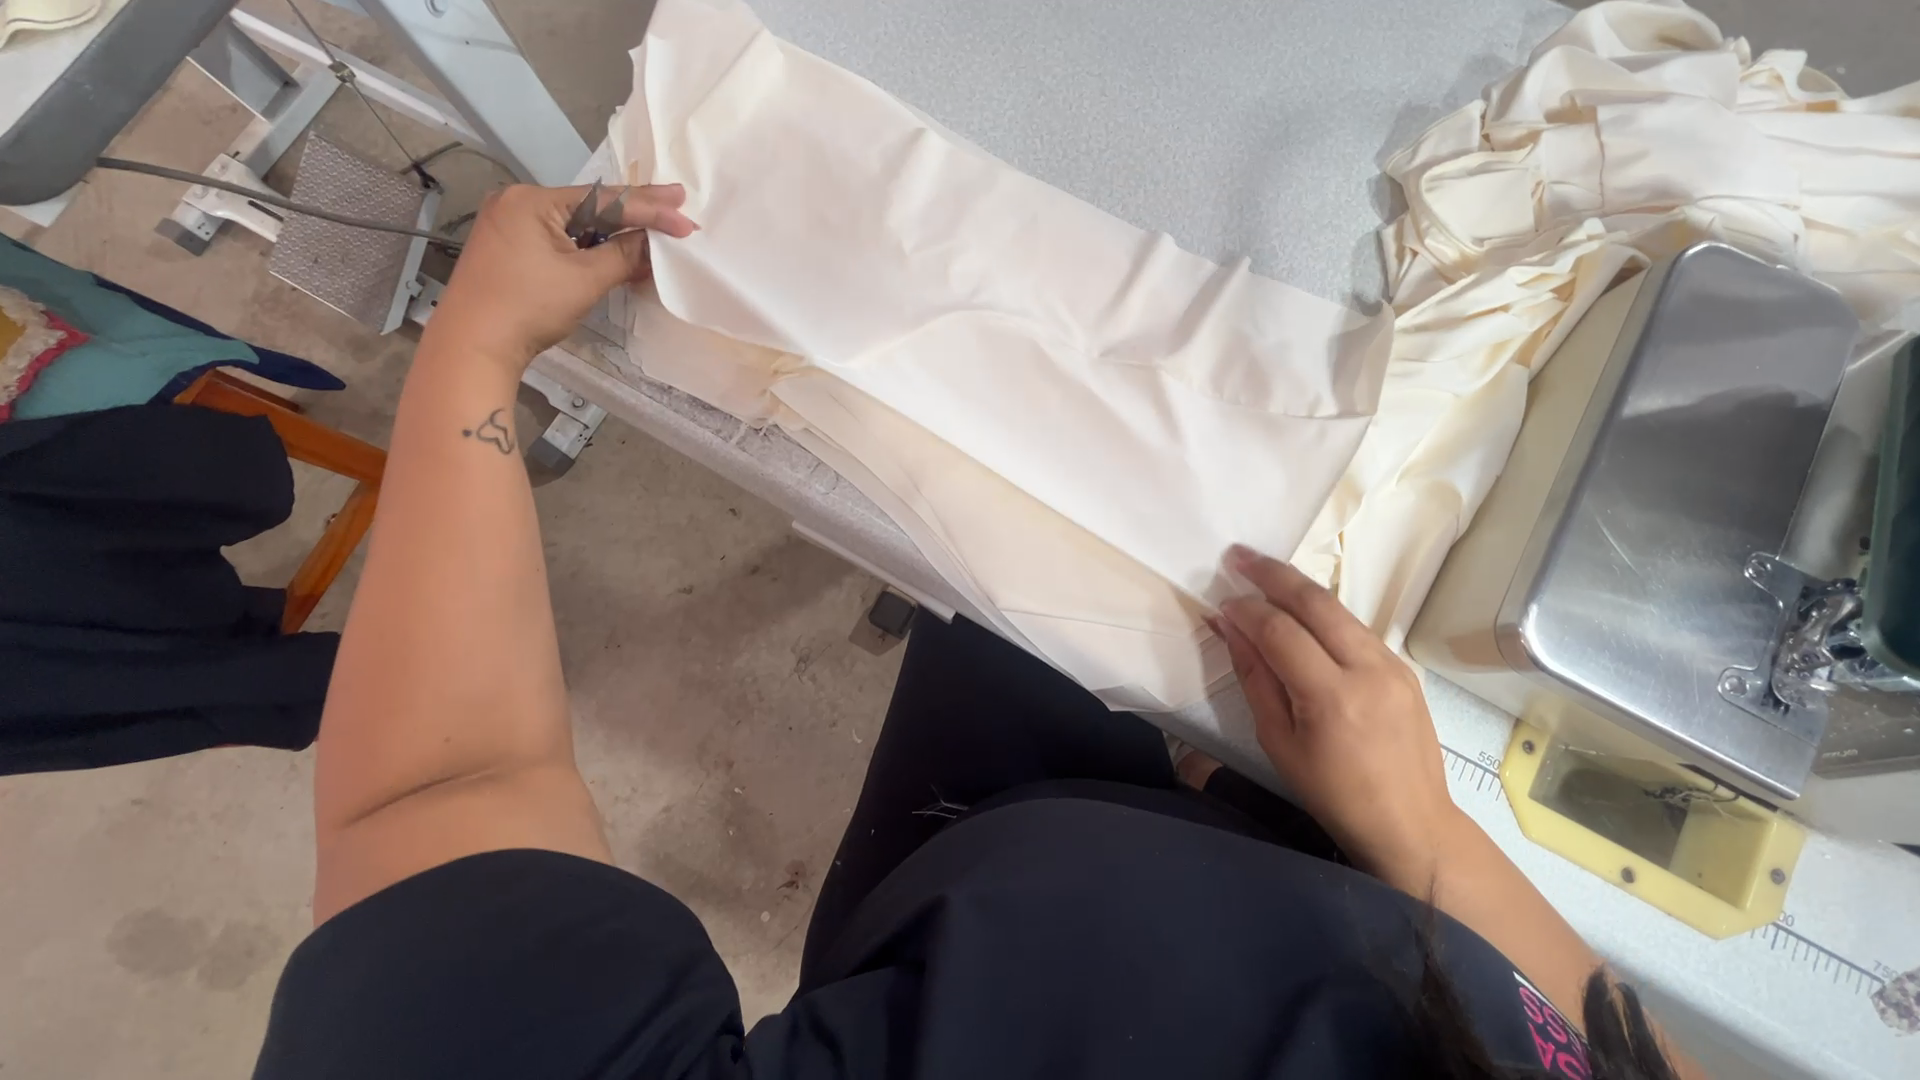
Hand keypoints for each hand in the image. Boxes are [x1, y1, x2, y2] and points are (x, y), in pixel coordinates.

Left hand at [425, 183, 698, 366]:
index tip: (685, 218)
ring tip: (656, 226)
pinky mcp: (512, 249)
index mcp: (533, 201)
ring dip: (615, 230)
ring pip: (576, 223)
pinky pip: (562, 238)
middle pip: (589, 204)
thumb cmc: (528, 307)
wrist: (474, 344)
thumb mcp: (585, 280)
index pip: (604, 199)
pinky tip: (619, 249)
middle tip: (676, 200)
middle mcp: (519, 203)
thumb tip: (653, 243)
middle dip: (635, 208)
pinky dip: (592, 245)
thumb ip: (624, 255)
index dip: (649, 209)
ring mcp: (511, 226)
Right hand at [1212, 545, 1467, 892]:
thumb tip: (1230, 627)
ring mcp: (1393, 665)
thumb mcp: (1278, 741)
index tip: (1221, 602)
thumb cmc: (1333, 793)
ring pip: (1339, 609)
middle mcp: (1369, 669)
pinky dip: (1322, 612)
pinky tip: (1300, 611)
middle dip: (1272, 574)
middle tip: (1238, 556)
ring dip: (1298, 587)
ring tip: (1263, 572)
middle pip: (1315, 603)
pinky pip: (1355, 628)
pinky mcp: (1404, 668)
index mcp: (1332, 696)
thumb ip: (1255, 677)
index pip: (1280, 631)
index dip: (1246, 610)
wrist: (1411, 823)